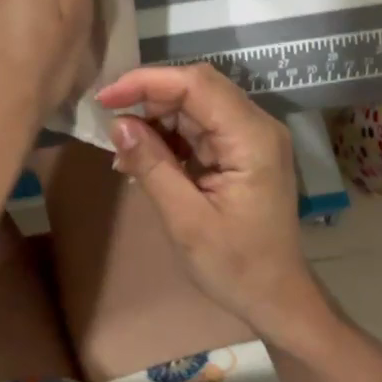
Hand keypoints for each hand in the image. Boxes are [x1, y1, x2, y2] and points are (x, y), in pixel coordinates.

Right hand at [97, 65, 329, 332]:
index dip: (147, 82)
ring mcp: (249, 138)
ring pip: (193, 105)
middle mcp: (255, 127)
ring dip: (154, 119)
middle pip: (196, 88)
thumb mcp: (186, 221)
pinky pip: (197, 127)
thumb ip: (153, 167)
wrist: (276, 298)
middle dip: (147, 97)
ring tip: (121, 149)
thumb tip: (118, 124)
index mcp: (251, 139)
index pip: (196, 85)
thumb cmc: (236, 266)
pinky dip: (166, 136)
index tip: (105, 99)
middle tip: (108, 120)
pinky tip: (141, 159)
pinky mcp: (239, 152)